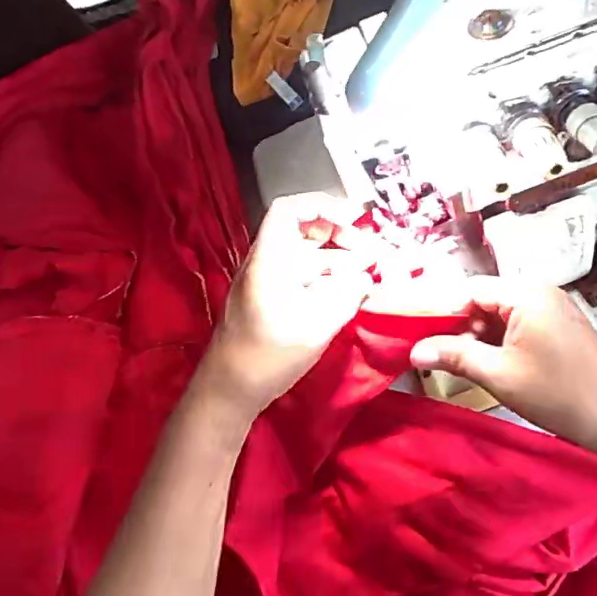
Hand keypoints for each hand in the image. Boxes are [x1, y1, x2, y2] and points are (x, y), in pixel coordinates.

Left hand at [195, 193, 384, 413]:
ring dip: (337, 258)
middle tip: (368, 250)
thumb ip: (345, 296)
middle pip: (301, 230)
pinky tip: (349, 290)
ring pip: (305, 255)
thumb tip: (364, 278)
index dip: (322, 205)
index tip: (353, 218)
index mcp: (268, 260)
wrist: (228, 390)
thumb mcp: (315, 327)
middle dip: (338, 233)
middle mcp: (265, 263)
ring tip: (368, 270)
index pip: (288, 210)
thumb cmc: (266, 356)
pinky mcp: (272, 300)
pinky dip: (327, 277)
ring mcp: (267, 282)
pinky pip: (302, 276)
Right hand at [409, 275, 596, 456]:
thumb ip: (454, 356)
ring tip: (456, 363)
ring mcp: (553, 309)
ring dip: (477, 336)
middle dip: (458, 325)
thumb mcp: (499, 375)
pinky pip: (518, 325)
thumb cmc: (558, 394)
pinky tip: (485, 364)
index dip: (440, 311)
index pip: (469, 289)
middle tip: (434, 353)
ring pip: (499, 314)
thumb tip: (413, 350)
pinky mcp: (559, 328)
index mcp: (526, 293)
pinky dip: (498, 342)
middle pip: (484, 299)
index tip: (416, 333)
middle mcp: (540, 292)